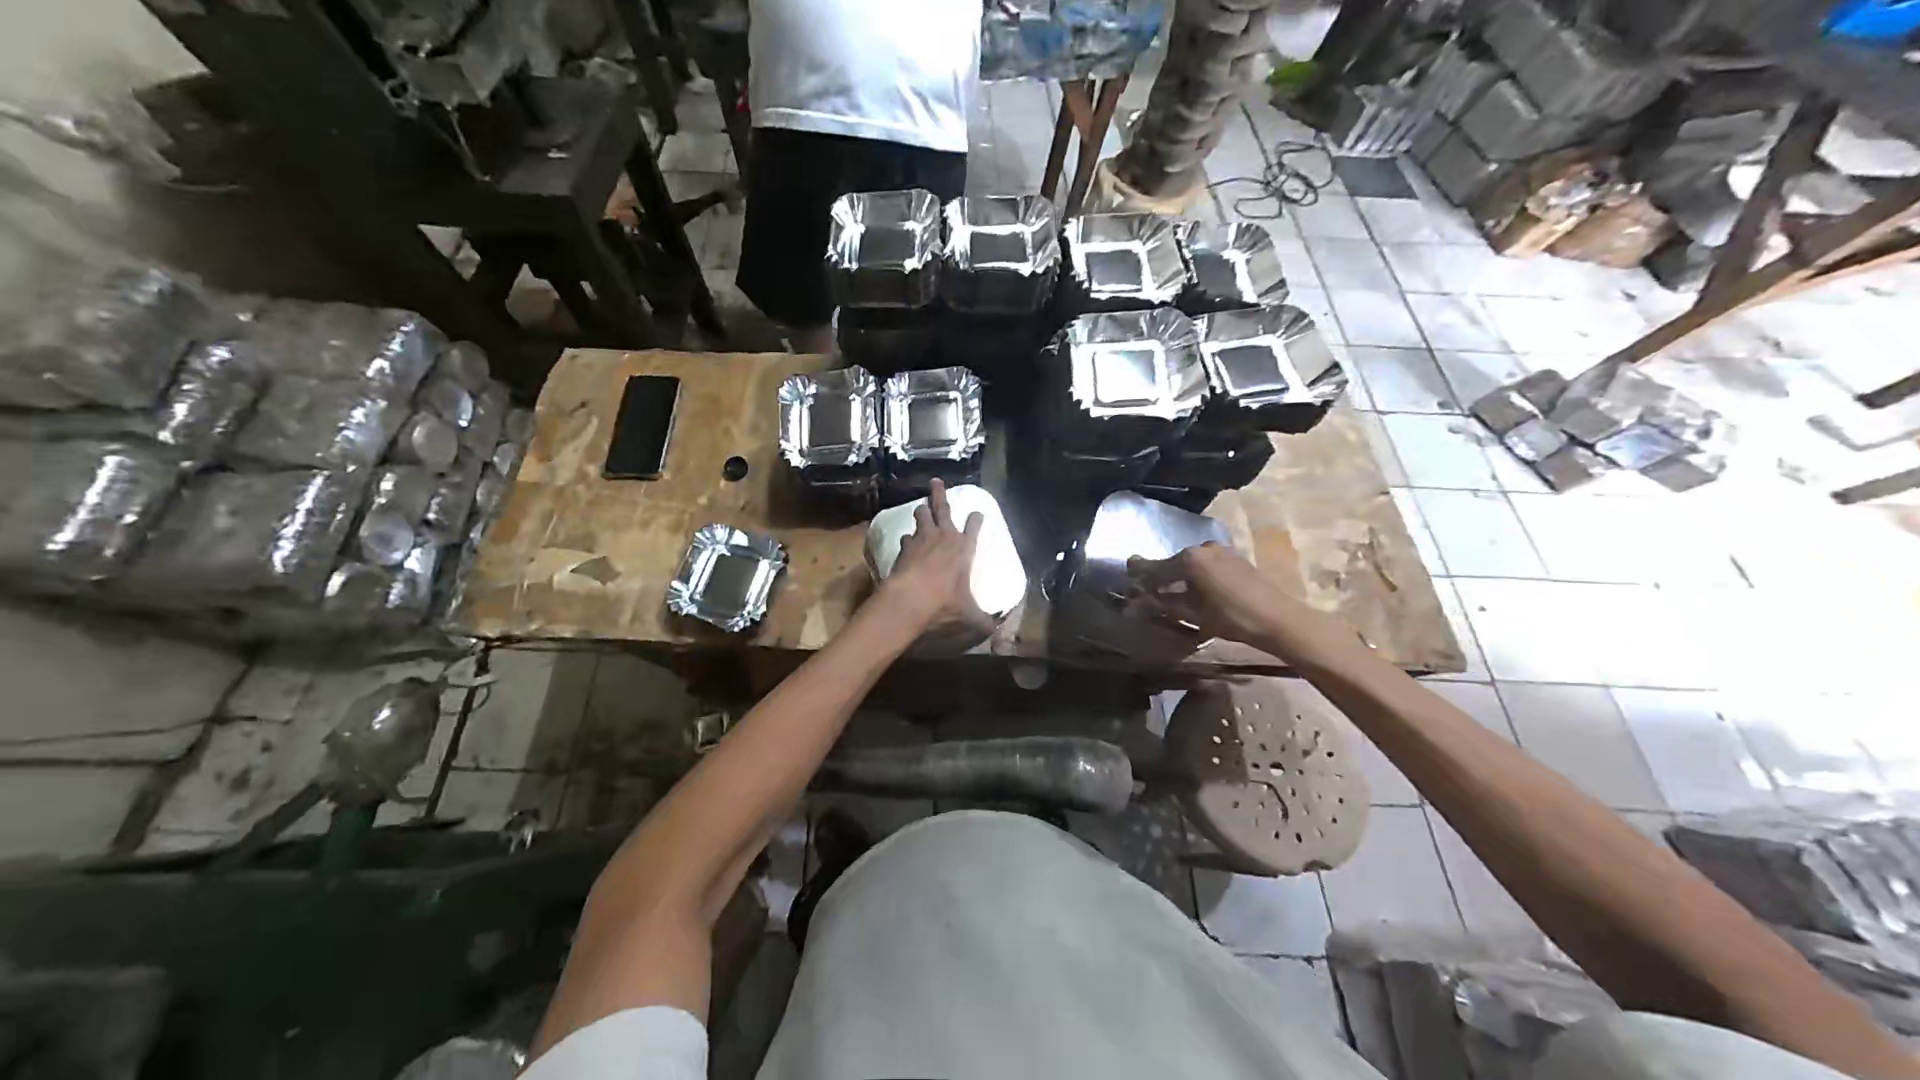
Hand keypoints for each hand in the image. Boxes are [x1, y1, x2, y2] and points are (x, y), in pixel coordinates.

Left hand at [875, 480, 996, 647]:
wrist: (908, 602)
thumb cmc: (944, 605)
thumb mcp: (970, 616)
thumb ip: (985, 622)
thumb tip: (1000, 632)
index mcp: (964, 549)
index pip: (974, 528)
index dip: (976, 520)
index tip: (978, 513)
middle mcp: (944, 538)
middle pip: (942, 509)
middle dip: (940, 494)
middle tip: (935, 481)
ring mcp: (921, 541)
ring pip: (921, 517)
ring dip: (922, 512)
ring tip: (920, 508)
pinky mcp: (903, 549)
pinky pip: (906, 538)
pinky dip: (907, 539)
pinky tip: (906, 541)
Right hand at [1126, 542, 1305, 645]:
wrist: (1277, 618)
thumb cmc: (1230, 617)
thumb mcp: (1192, 613)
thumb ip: (1164, 604)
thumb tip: (1139, 603)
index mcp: (1189, 558)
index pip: (1155, 567)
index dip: (1140, 576)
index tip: (1127, 578)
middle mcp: (1203, 547)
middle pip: (1174, 563)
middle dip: (1162, 577)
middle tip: (1152, 592)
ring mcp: (1222, 551)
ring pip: (1192, 563)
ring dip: (1181, 577)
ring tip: (1176, 594)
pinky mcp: (1236, 558)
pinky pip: (1208, 565)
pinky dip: (1198, 576)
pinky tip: (1198, 591)